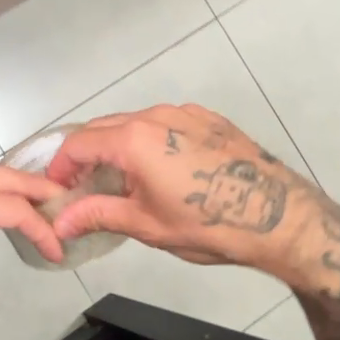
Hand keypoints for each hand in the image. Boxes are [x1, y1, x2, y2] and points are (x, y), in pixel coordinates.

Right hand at [43, 104, 322, 276]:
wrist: (283, 219)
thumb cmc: (208, 225)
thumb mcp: (146, 225)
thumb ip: (96, 215)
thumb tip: (58, 223)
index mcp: (133, 140)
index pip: (77, 144)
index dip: (59, 168)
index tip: (57, 191)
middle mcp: (154, 116)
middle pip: (102, 128)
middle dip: (85, 156)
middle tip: (82, 188)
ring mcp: (183, 113)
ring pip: (132, 123)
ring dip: (116, 147)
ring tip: (120, 181)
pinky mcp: (208, 118)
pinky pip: (163, 123)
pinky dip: (147, 141)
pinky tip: (158, 170)